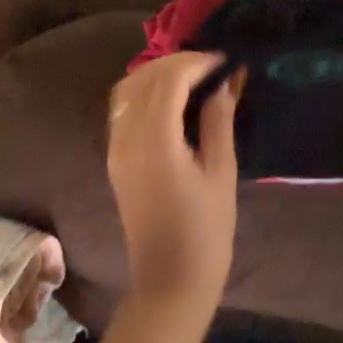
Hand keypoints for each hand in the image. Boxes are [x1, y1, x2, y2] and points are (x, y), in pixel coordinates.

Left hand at [105, 52, 242, 313]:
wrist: (170, 281)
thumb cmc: (205, 230)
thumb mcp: (221, 172)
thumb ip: (218, 120)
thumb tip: (227, 81)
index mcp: (155, 141)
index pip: (169, 79)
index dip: (197, 62)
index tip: (226, 60)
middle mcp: (127, 138)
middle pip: (144, 78)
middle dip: (177, 62)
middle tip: (212, 65)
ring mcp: (116, 148)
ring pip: (127, 89)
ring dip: (157, 73)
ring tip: (193, 76)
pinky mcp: (115, 158)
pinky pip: (122, 108)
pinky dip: (144, 91)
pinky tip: (172, 97)